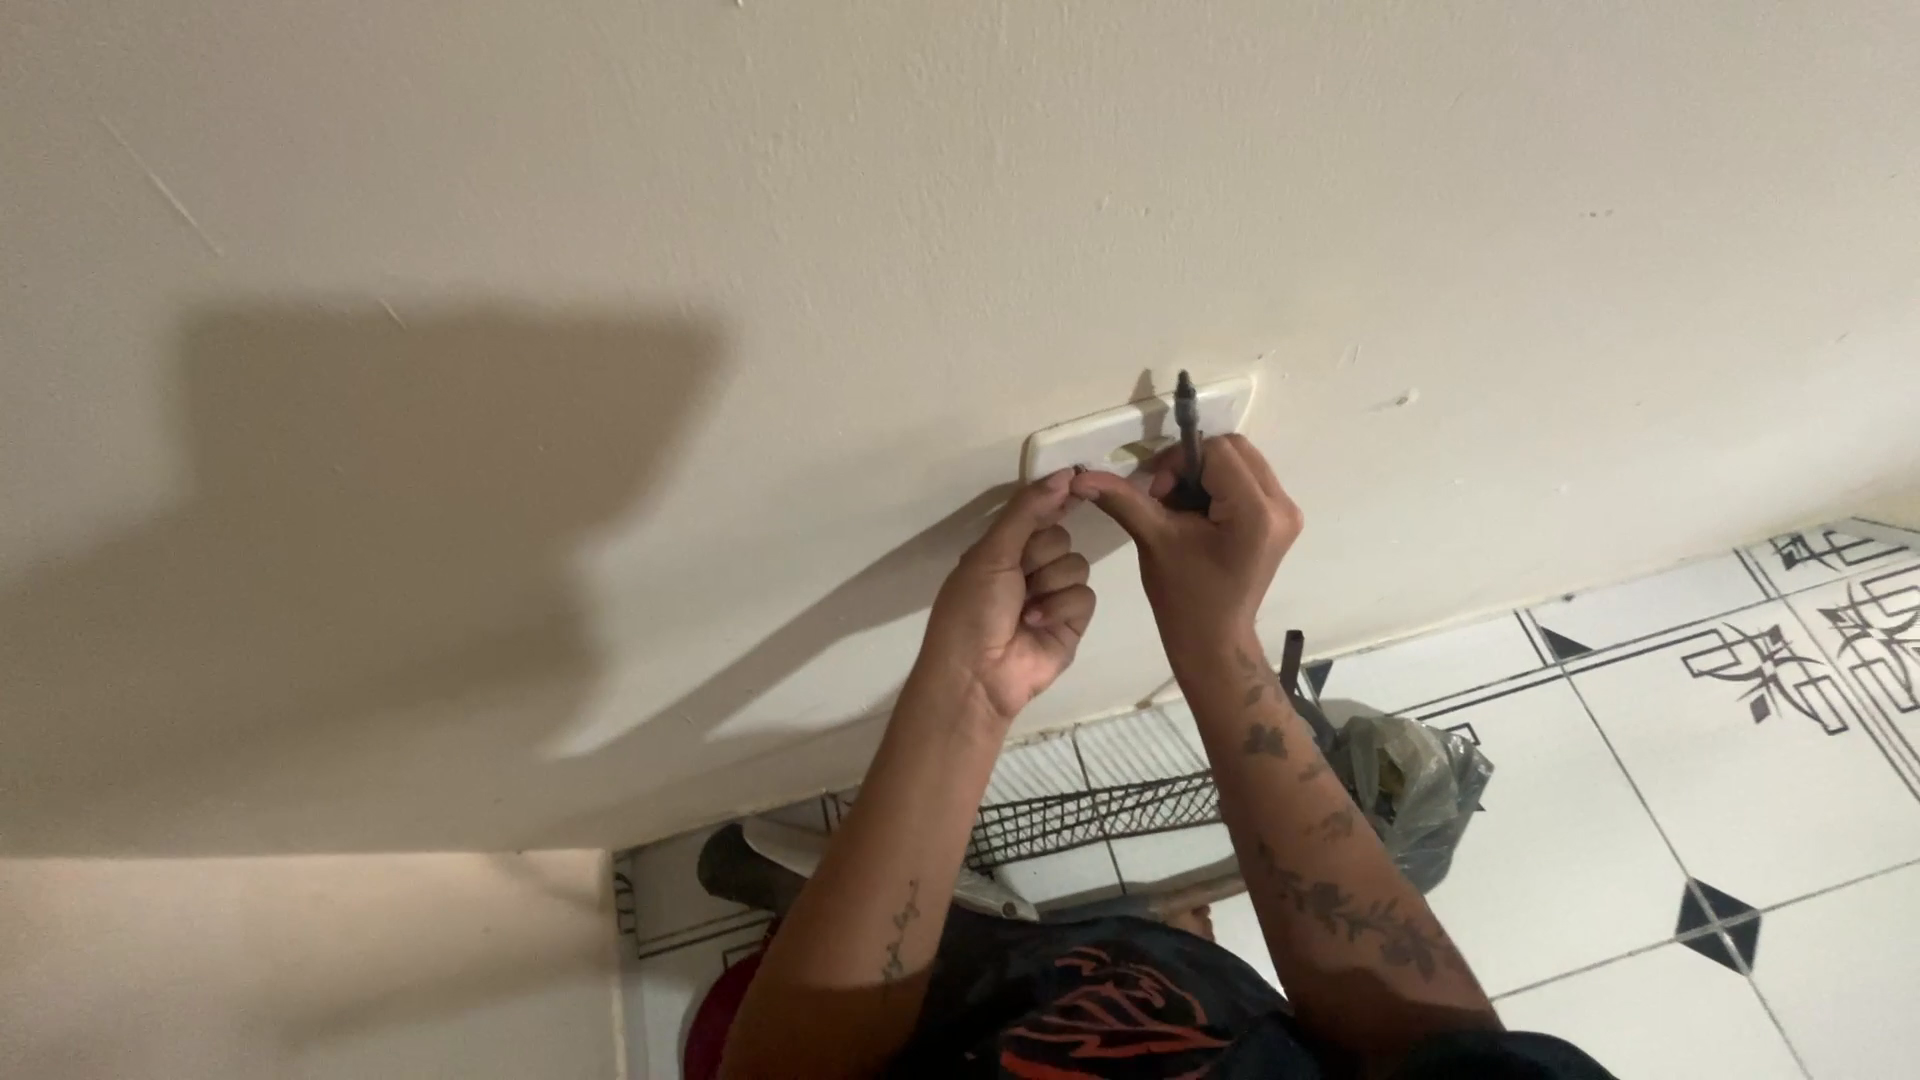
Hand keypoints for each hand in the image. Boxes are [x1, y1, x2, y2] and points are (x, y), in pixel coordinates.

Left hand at [916, 469, 1096, 725]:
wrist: (978, 674)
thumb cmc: (973, 609)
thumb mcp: (991, 553)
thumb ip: (1027, 512)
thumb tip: (1063, 474)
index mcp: (1002, 549)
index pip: (1036, 513)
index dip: (1055, 498)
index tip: (1077, 480)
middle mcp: (1028, 568)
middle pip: (1061, 536)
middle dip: (1040, 553)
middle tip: (1018, 577)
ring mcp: (1053, 594)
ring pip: (1076, 564)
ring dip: (1049, 582)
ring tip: (1024, 607)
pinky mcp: (1072, 621)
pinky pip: (1085, 595)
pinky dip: (1060, 607)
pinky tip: (1036, 623)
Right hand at [1070, 434, 1301, 662]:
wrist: (1213, 639)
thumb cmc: (1183, 597)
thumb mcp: (1152, 540)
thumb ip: (1122, 500)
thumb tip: (1081, 477)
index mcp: (1255, 512)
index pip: (1217, 451)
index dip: (1179, 462)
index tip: (1157, 493)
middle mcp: (1281, 506)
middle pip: (1235, 449)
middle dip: (1193, 464)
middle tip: (1167, 498)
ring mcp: (1287, 513)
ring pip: (1242, 461)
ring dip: (1206, 474)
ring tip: (1183, 509)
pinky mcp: (1282, 520)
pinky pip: (1249, 480)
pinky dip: (1219, 486)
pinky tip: (1200, 516)